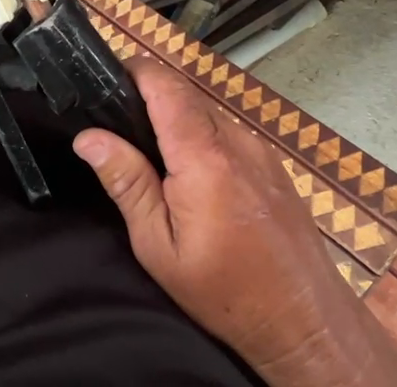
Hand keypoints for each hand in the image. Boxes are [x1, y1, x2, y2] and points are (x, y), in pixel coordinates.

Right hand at [74, 60, 396, 386]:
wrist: (308, 325)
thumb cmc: (225, 292)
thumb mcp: (159, 246)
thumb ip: (126, 183)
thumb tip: (88, 137)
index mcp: (203, 156)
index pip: (165, 83)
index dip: (133, 71)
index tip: (104, 79)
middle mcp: (236, 141)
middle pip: (184, 92)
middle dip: (149, 97)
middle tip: (117, 127)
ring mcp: (260, 150)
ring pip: (206, 111)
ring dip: (176, 119)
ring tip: (153, 158)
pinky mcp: (273, 165)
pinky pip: (227, 132)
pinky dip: (202, 138)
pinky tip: (192, 177)